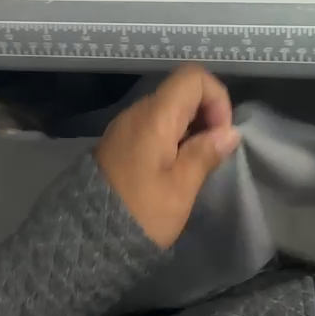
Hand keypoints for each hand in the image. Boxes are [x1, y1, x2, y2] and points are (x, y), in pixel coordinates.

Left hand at [94, 66, 241, 247]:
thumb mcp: (180, 188)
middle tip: (212, 154)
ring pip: (169, 109)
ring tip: (195, 165)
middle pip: (182, 91)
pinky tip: (175, 168)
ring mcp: (126, 125)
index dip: (216, 98)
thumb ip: (205, 154)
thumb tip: (229, 132)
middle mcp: (138, 111)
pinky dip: (172, 137)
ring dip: (190, 129)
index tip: (220, 135)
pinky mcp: (120, 141)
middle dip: (206, 115)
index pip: (193, 77)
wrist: (85, 238)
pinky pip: (154, 125)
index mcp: (155, 115)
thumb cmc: (139, 212)